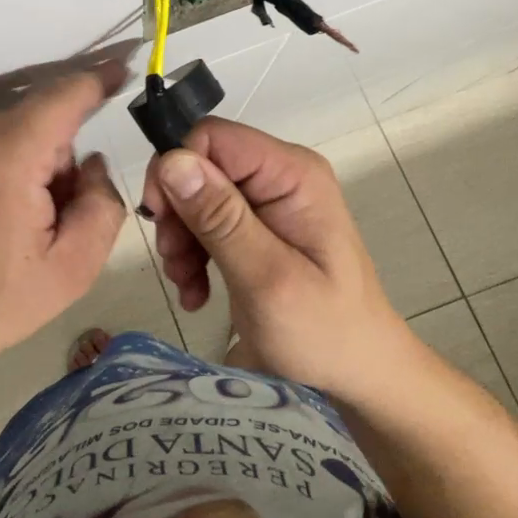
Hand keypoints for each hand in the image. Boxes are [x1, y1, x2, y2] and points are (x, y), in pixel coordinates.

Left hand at [0, 66, 129, 371]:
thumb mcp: (71, 271)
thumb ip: (102, 206)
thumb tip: (91, 164)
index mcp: (7, 154)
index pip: (64, 95)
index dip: (99, 79)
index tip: (124, 70)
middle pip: (39, 121)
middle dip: (60, 158)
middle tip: (54, 220)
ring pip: (10, 132)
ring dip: (28, 163)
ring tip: (13, 228)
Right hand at [141, 117, 406, 397]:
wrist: (357, 379)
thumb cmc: (323, 334)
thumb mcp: (267, 279)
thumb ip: (219, 218)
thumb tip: (171, 160)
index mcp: (293, 174)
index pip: (213, 138)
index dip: (177, 170)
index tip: (160, 221)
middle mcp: (281, 176)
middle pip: (201, 166)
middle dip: (178, 213)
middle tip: (174, 262)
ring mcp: (270, 203)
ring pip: (197, 196)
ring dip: (182, 240)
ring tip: (187, 285)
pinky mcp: (257, 230)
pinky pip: (206, 223)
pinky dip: (193, 255)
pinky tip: (196, 292)